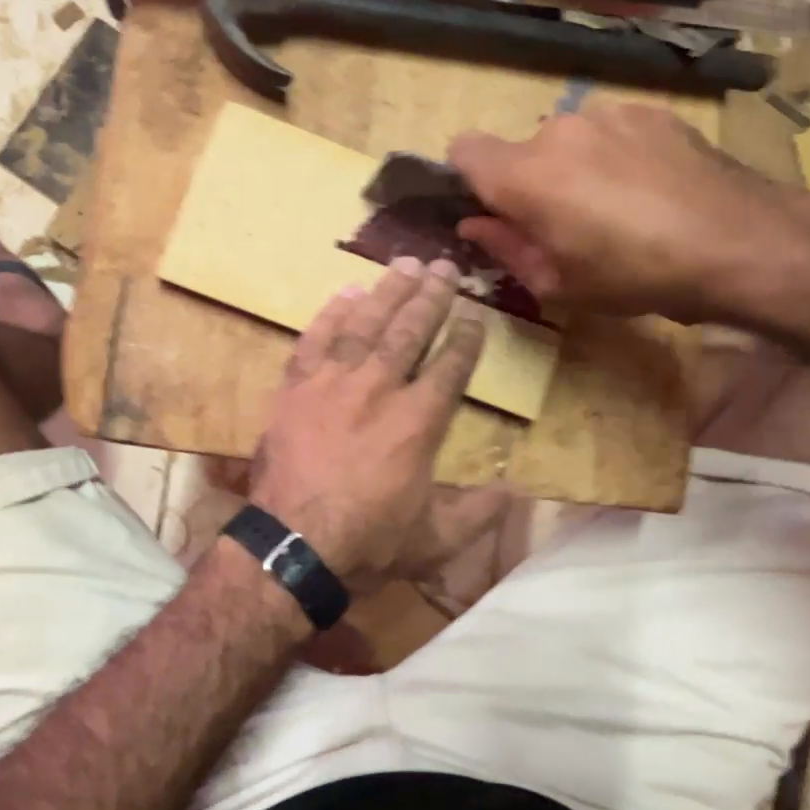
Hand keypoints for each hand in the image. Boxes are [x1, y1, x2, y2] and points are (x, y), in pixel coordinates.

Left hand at [247, 257, 491, 595]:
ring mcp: (332, 384)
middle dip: (431, 297)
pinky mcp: (295, 389)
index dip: (467, 338)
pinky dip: (331, 314)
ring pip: (365, 325)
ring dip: (388, 292)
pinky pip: (314, 340)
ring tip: (405, 262)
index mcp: (418, 422)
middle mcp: (379, 390)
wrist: (294, 546)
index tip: (476, 314)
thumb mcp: (435, 539)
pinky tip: (346, 293)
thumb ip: (477, 512)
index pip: (450, 367)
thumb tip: (515, 490)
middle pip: (410, 332)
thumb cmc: (368, 544)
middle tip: (445, 267)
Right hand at [448, 101, 809, 320]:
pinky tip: (650, 189)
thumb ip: (505, 247)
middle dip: (531, 183)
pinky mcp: (651, 112)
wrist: (737, 242)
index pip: (463, 150)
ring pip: (568, 140)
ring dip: (575, 168)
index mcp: (524, 175)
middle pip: (521, 151)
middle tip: (565, 226)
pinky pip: (611, 132)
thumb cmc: (634, 275)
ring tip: (617, 208)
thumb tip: (474, 225)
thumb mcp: (557, 283)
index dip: (468, 179)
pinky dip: (616, 155)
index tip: (493, 210)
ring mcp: (608, 115)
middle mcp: (557, 131)